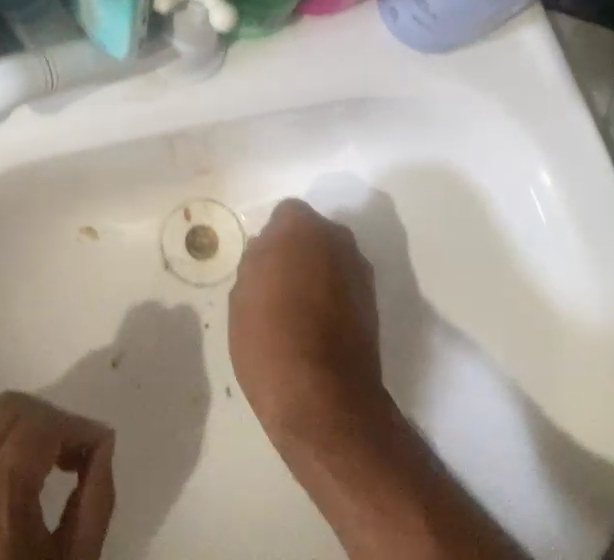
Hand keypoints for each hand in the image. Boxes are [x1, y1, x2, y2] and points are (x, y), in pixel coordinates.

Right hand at [228, 199, 386, 442]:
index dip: (271, 238)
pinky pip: (344, 286)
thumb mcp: (241, 296)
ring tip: (294, 311)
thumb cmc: (268, 339)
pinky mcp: (373, 305)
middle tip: (274, 285)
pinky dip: (331, 297)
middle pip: (313, 234)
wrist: (322, 398)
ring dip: (316, 274)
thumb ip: (257, 263)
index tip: (260, 266)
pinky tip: (313, 327)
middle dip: (297, 251)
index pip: (285, 215)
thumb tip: (268, 255)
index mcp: (301, 229)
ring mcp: (360, 273)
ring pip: (331, 260)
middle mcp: (338, 241)